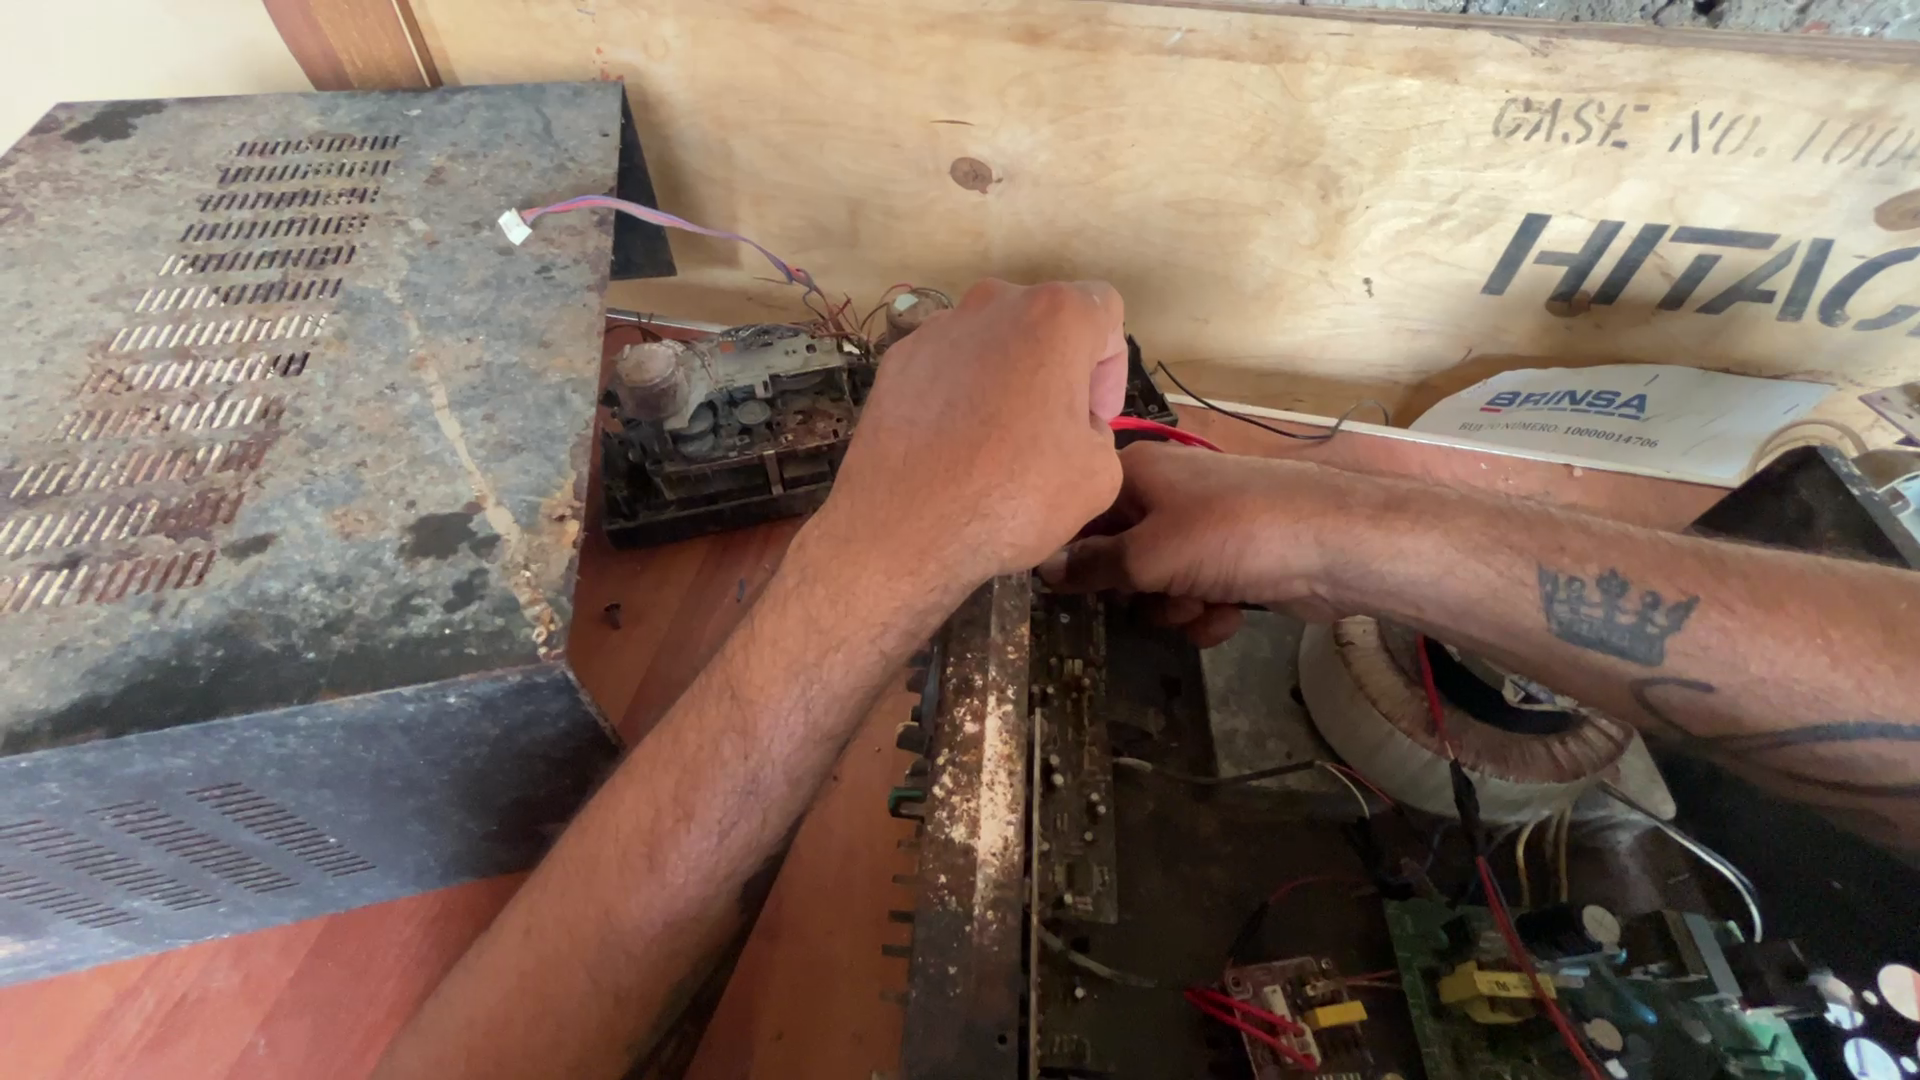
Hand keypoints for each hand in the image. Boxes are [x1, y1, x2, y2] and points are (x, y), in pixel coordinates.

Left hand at [804, 279, 1128, 597]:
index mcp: (1054, 316)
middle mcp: (992, 304)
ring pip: (991, 342)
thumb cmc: (1012, 497)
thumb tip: (1072, 425)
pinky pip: (947, 368)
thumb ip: (1100, 431)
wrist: (903, 529)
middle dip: (1058, 369)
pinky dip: (960, 395)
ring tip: (999, 443)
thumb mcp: (1099, 474)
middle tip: (1055, 430)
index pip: (1103, 310)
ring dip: (1007, 379)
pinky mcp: (896, 363)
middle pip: (1043, 321)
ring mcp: (935, 330)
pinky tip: (954, 447)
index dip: (1109, 367)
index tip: (1095, 417)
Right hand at [1038, 443, 1363, 642]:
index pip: (1079, 515)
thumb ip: (1090, 566)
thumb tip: (1042, 568)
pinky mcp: (1229, 559)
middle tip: (1148, 592)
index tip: (1063, 591)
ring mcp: (1199, 528)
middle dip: (1133, 588)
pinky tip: (1229, 613)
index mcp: (1134, 475)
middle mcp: (1163, 495)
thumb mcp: (1147, 554)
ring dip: (1172, 606)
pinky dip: (1206, 611)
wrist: (1335, 545)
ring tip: (1200, 602)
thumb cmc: (1228, 535)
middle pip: (1116, 555)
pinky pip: (1193, 594)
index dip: (1069, 556)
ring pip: (1156, 584)